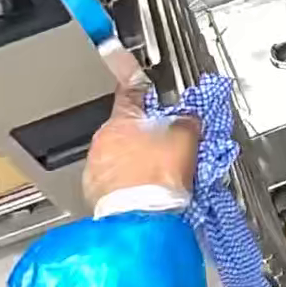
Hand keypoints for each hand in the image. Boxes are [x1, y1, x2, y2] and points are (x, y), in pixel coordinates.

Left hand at [82, 54, 200, 207]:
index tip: (128, 66)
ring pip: (118, 151)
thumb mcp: (185, 140)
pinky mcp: (95, 191)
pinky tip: (145, 185)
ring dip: (135, 155)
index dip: (136, 80)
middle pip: (126, 125)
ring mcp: (96, 166)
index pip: (129, 91)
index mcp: (122, 122)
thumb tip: (190, 114)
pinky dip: (127, 177)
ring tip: (158, 169)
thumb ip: (188, 120)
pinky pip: (113, 175)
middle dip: (144, 130)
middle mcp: (101, 141)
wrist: (142, 220)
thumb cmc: (161, 177)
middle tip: (167, 141)